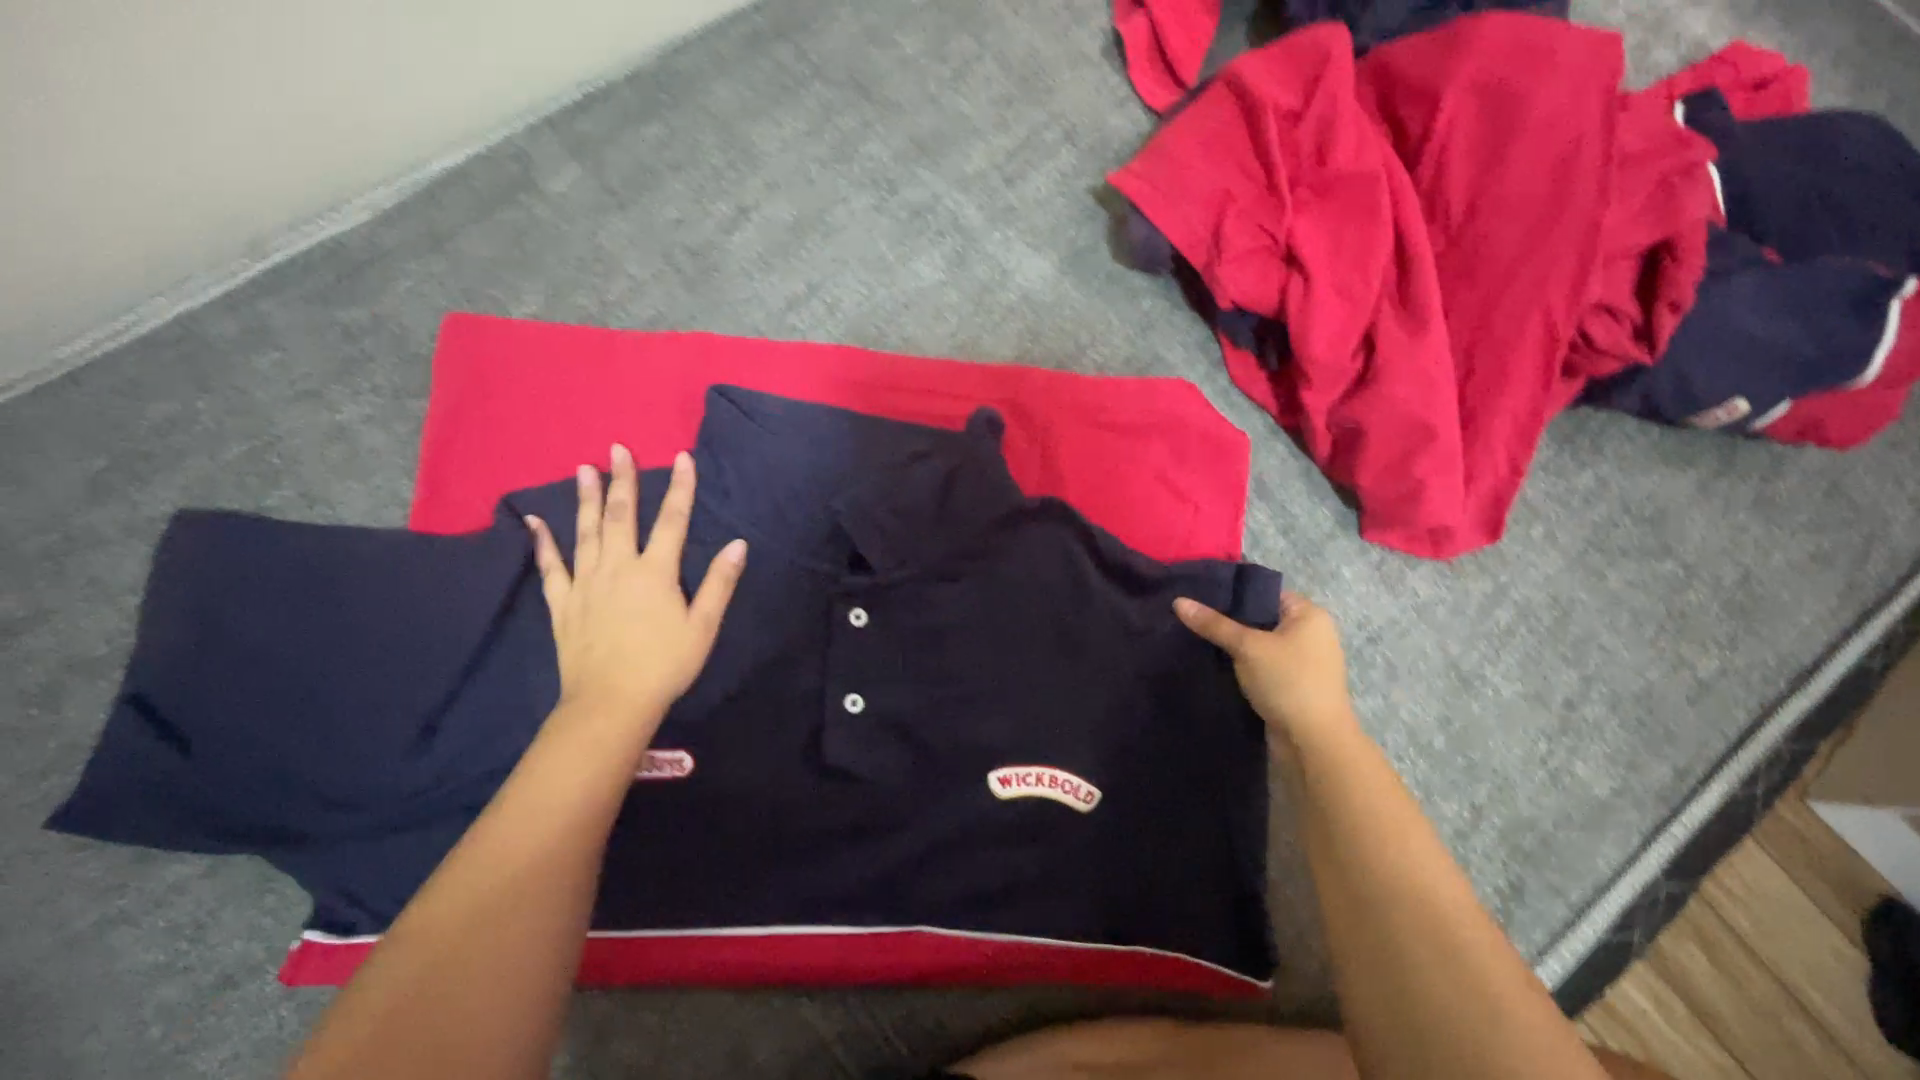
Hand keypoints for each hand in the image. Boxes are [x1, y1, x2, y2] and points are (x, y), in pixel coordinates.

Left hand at [524, 446, 746, 740]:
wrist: (610, 702)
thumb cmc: (664, 666)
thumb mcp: (703, 627)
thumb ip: (719, 584)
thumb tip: (738, 544)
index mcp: (655, 573)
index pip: (672, 521)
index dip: (681, 488)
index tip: (682, 457)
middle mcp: (618, 568)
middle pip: (622, 516)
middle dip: (623, 480)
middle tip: (617, 449)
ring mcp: (586, 583)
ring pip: (586, 532)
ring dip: (587, 499)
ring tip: (584, 469)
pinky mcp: (563, 603)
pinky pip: (551, 567)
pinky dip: (542, 543)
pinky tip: (534, 522)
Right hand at [1174, 590, 1357, 748]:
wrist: (1313, 742)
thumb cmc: (1288, 682)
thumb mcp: (1247, 648)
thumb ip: (1214, 624)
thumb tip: (1178, 601)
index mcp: (1309, 615)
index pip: (1265, 593)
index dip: (1234, 592)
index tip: (1199, 594)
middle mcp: (1311, 634)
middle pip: (1261, 618)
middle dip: (1229, 621)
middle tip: (1192, 617)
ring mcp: (1303, 662)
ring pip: (1260, 645)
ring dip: (1234, 647)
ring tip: (1196, 639)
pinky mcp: (1293, 686)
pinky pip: (1262, 666)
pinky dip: (1242, 666)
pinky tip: (1214, 665)